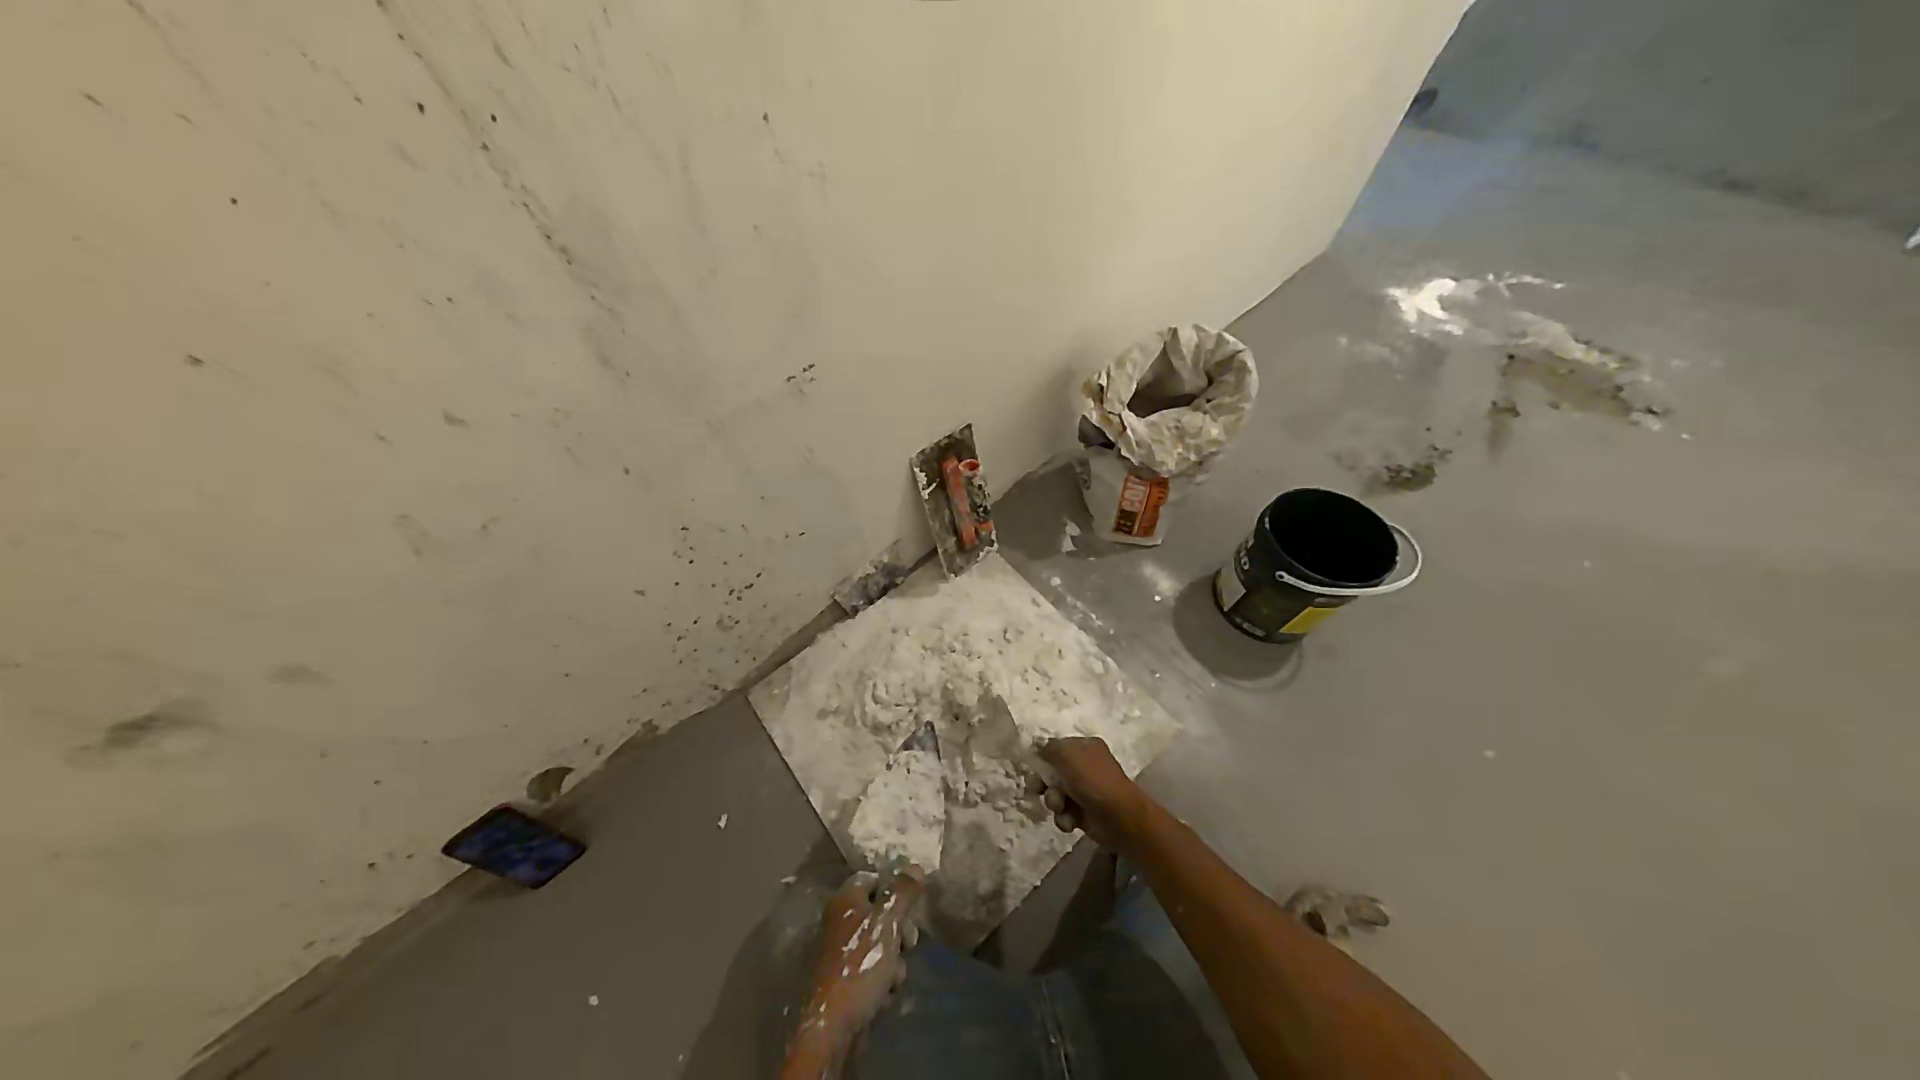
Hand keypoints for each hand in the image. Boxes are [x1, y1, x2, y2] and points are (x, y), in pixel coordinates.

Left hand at [793, 870, 924, 1056]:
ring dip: (896, 958)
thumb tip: (916, 865)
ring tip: (894, 974)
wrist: (834, 1025)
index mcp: (846, 901)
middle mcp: (844, 921)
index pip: (873, 878)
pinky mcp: (851, 977)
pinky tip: (886, 991)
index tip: (911, 902)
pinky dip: (886, 977)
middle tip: (907, 943)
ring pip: (885, 942)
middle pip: (883, 911)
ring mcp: (846, 950)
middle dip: (901, 929)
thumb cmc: (860, 964)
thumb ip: (902, 892)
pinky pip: (878, 967)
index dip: (893, 887)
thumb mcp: (886, 922)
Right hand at [1039, 737, 1153, 852]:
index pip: (1057, 748)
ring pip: (1056, 794)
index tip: (1032, 767)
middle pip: (1053, 772)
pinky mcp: (1084, 813)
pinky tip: (1070, 820)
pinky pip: (1064, 813)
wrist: (1119, 817)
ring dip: (1054, 802)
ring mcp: (1085, 791)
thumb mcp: (1067, 755)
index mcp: (1085, 747)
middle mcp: (1086, 767)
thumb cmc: (1093, 780)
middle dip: (1043, 783)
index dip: (1043, 757)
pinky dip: (1064, 817)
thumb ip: (1048, 747)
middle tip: (1036, 790)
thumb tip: (1036, 743)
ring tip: (1060, 807)